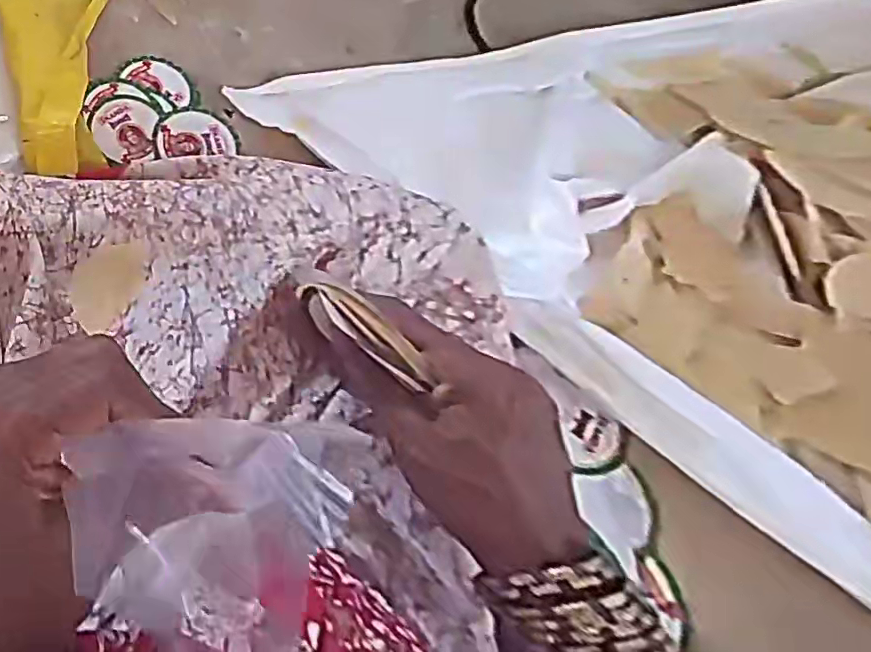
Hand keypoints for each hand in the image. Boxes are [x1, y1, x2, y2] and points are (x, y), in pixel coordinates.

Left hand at [0, 336, 174, 651]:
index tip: (184, 459)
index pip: (104, 380)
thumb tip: (217, 474)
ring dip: (126, 398)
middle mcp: (8, 384)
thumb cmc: (29, 581)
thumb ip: (153, 497)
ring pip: (92, 358)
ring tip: (141, 449)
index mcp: (18, 419)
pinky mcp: (17, 385)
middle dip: (141, 404)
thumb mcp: (95, 548)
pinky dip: (107, 397)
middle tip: (165, 456)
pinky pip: (77, 369)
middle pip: (98, 360)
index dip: (152, 413)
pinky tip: (111, 438)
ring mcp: (9, 379)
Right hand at [304, 294, 590, 574]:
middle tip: (345, 342)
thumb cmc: (469, 498)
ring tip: (376, 370)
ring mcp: (524, 390)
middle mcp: (508, 369)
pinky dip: (440, 381)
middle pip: (432, 341)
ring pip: (452, 360)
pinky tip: (420, 397)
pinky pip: (472, 380)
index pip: (410, 324)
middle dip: (386, 339)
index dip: (364, 311)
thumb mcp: (410, 439)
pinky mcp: (530, 410)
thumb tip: (336, 332)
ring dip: (412, 361)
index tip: (328, 307)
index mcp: (481, 372)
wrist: (542, 562)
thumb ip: (372, 379)